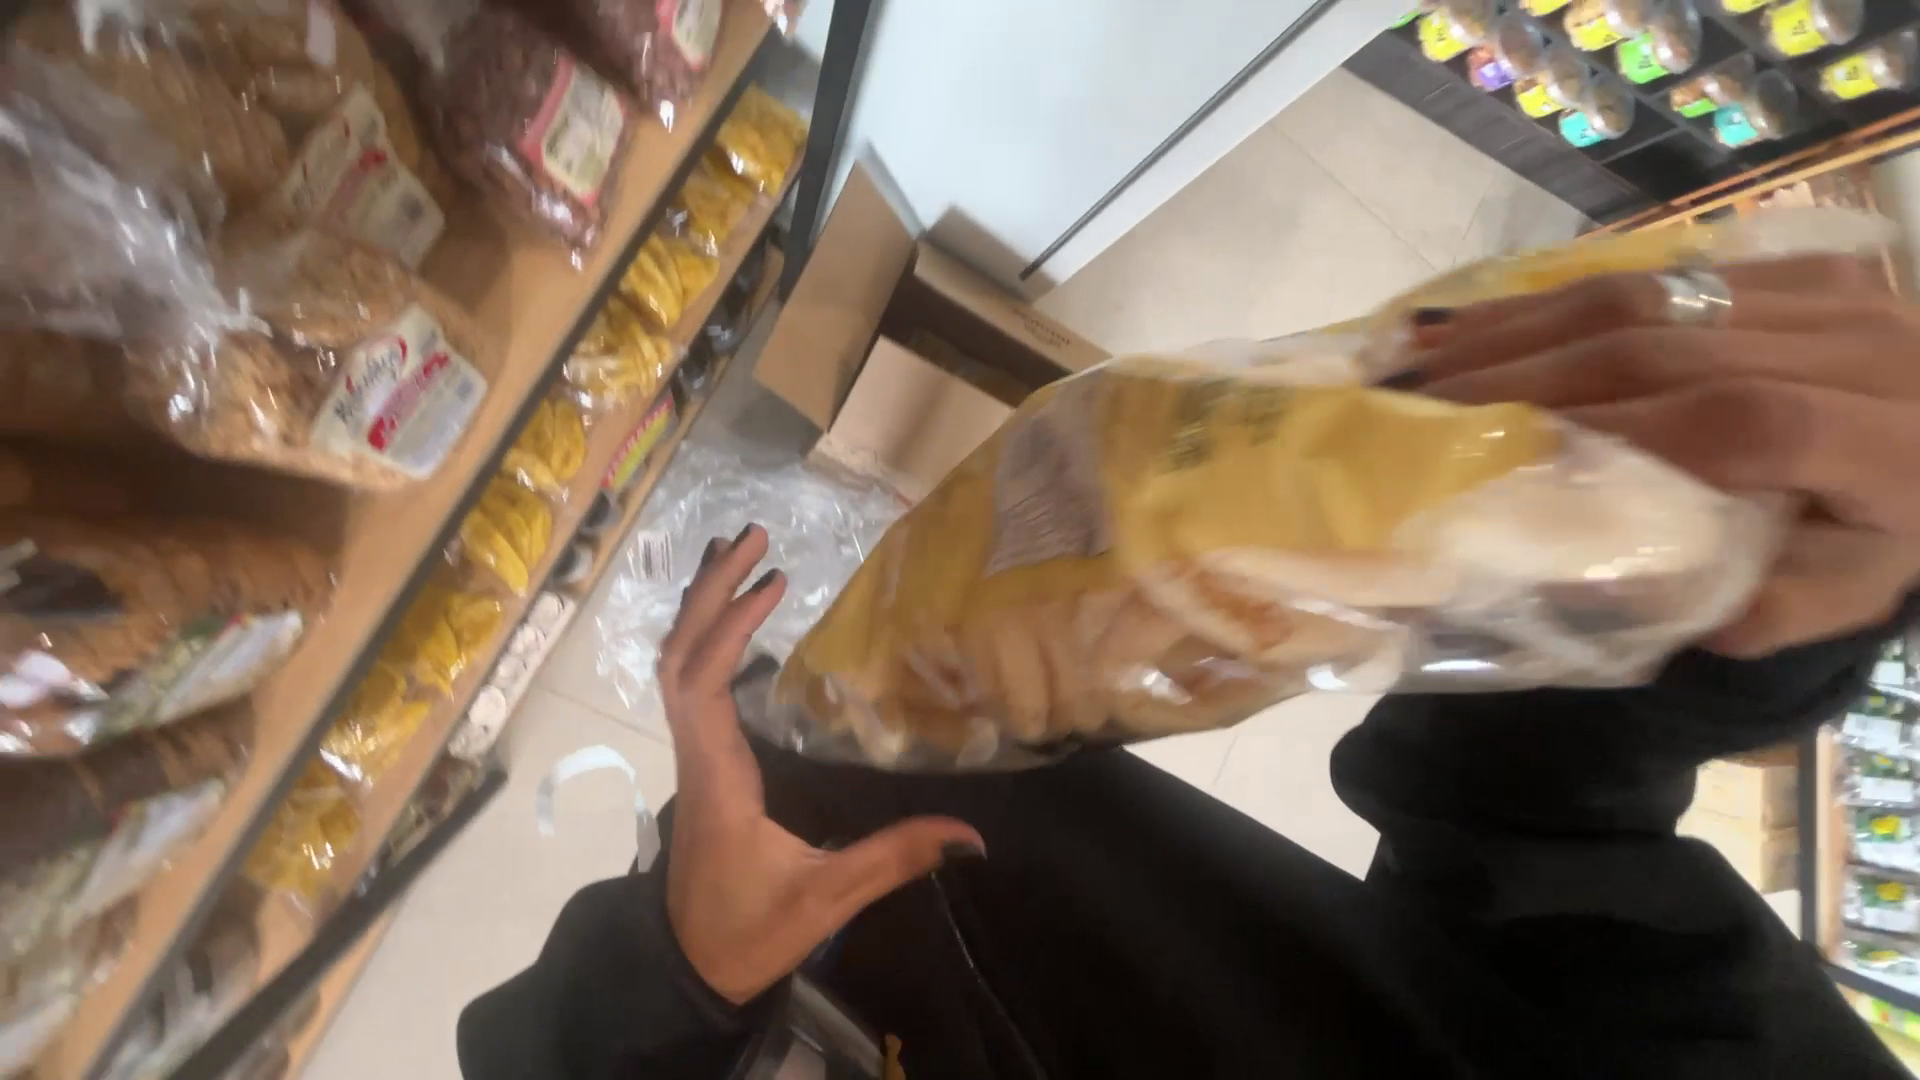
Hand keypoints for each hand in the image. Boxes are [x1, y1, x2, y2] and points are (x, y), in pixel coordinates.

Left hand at [657, 524, 984, 1004]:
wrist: (687, 965)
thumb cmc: (748, 929)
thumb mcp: (826, 898)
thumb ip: (896, 860)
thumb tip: (973, 836)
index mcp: (718, 774)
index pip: (701, 683)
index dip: (728, 625)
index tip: (774, 580)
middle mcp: (696, 751)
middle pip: (679, 653)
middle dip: (710, 590)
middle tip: (752, 536)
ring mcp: (693, 751)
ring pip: (675, 662)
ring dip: (701, 604)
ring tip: (737, 552)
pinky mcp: (701, 755)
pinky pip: (688, 680)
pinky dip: (704, 634)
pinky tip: (731, 612)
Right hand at [1408, 256, 1919, 656]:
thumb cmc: (1891, 530)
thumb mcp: (1844, 592)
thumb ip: (1755, 601)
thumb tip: (1624, 591)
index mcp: (1895, 441)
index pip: (1737, 420)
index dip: (1605, 428)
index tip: (1491, 454)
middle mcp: (1866, 346)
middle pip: (1660, 347)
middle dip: (1520, 377)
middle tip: (1417, 405)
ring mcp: (1827, 292)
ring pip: (1638, 300)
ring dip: (1512, 332)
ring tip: (1419, 360)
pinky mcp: (1786, 265)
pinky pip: (1644, 275)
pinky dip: (1539, 303)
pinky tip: (1466, 322)